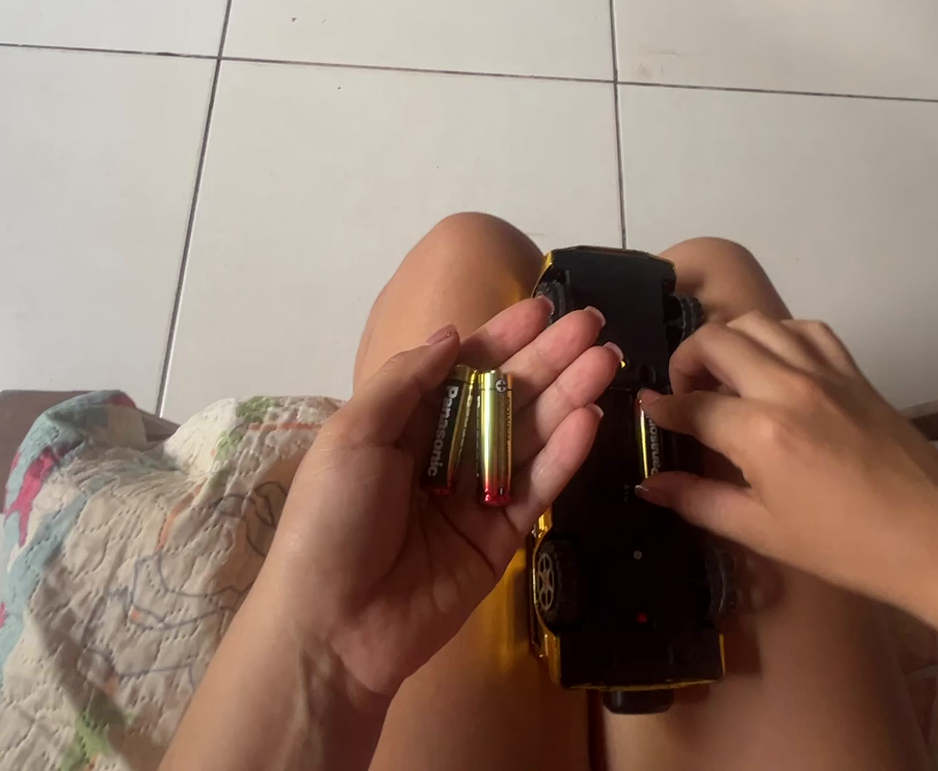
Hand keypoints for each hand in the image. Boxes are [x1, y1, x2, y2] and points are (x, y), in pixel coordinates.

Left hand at [255, 298, 617, 701]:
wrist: (331, 628)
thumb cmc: (332, 518)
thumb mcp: (354, 434)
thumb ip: (406, 380)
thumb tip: (451, 334)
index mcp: (409, 422)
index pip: (466, 368)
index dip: (504, 336)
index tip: (543, 308)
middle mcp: (448, 450)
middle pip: (508, 395)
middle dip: (549, 358)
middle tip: (593, 325)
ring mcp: (478, 493)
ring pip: (532, 435)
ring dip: (569, 396)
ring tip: (606, 360)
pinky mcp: (503, 537)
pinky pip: (537, 488)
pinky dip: (565, 455)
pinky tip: (590, 418)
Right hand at [634, 311, 937, 620]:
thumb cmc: (847, 547)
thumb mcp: (763, 532)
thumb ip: (698, 501)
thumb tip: (648, 483)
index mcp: (760, 433)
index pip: (691, 405)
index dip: (661, 407)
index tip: (648, 409)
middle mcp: (786, 388)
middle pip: (715, 342)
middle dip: (686, 361)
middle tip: (686, 392)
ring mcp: (823, 372)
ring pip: (757, 322)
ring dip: (728, 340)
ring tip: (725, 373)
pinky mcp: (852, 371)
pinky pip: (805, 328)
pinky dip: (778, 334)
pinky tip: (775, 363)